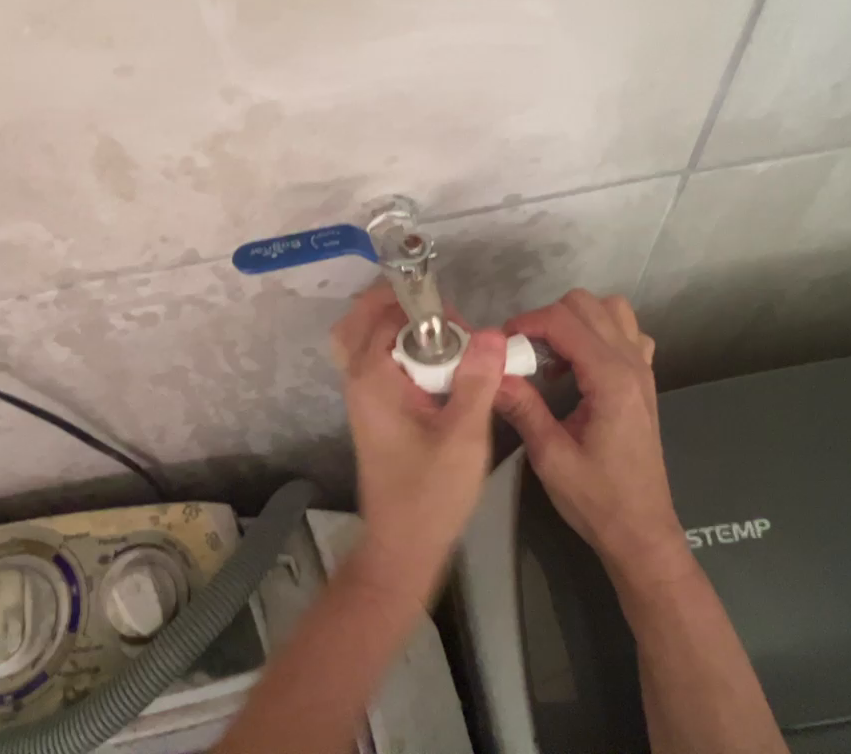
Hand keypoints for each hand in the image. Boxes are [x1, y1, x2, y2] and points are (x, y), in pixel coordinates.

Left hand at [331, 283, 506, 597]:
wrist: (403, 545)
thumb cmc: (431, 493)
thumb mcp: (464, 435)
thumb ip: (476, 380)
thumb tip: (492, 332)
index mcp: (372, 378)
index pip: (386, 315)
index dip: (424, 309)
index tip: (461, 326)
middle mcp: (358, 380)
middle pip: (360, 320)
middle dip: (398, 306)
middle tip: (442, 319)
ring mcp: (361, 396)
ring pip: (363, 340)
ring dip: (396, 327)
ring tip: (440, 337)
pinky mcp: (372, 411)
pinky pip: (374, 362)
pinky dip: (398, 350)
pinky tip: (435, 365)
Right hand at [496, 291, 688, 575]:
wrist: (641, 532)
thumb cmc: (596, 499)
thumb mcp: (550, 456)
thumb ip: (522, 407)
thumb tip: (491, 373)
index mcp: (610, 379)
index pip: (563, 321)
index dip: (526, 323)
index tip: (500, 344)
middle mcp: (632, 365)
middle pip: (586, 304)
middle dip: (547, 318)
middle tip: (522, 352)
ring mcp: (643, 371)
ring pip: (611, 311)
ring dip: (575, 321)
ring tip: (551, 355)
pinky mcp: (644, 382)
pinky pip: (627, 334)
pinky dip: (600, 335)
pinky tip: (579, 366)